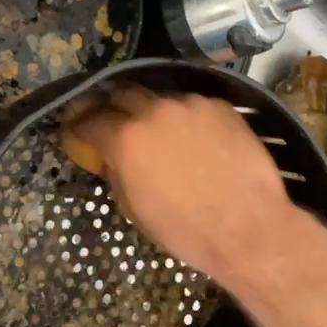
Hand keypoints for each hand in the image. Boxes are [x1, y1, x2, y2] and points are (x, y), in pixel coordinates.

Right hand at [61, 86, 295, 279]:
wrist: (250, 228)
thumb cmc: (187, 231)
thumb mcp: (137, 210)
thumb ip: (118, 174)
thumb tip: (113, 160)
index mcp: (126, 139)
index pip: (91, 121)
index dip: (80, 126)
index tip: (77, 130)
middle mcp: (154, 111)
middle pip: (123, 95)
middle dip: (114, 107)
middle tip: (114, 121)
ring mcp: (190, 104)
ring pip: (161, 100)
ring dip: (153, 113)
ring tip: (162, 134)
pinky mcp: (219, 106)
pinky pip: (193, 107)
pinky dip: (187, 120)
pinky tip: (198, 140)